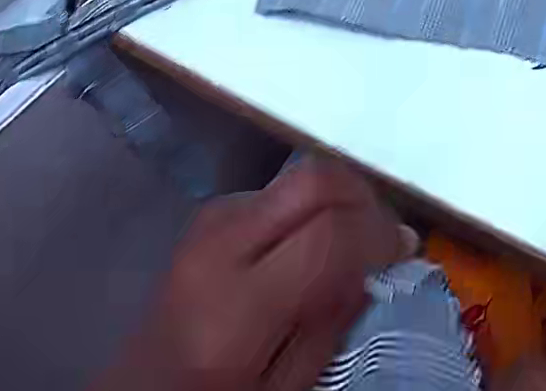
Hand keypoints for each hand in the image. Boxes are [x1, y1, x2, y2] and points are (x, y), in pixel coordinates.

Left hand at [94, 159, 411, 390]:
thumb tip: (375, 261)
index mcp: (236, 309)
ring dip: (337, 195)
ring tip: (359, 234)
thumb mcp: (283, 390)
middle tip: (387, 229)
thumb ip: (328, 323)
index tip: (405, 248)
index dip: (375, 234)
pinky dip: (309, 202)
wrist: (140, 387)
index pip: (325, 238)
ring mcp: (211, 216)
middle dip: (362, 193)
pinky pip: (275, 188)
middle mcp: (221, 243)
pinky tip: (317, 236)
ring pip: (295, 176)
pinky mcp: (210, 207)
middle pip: (310, 181)